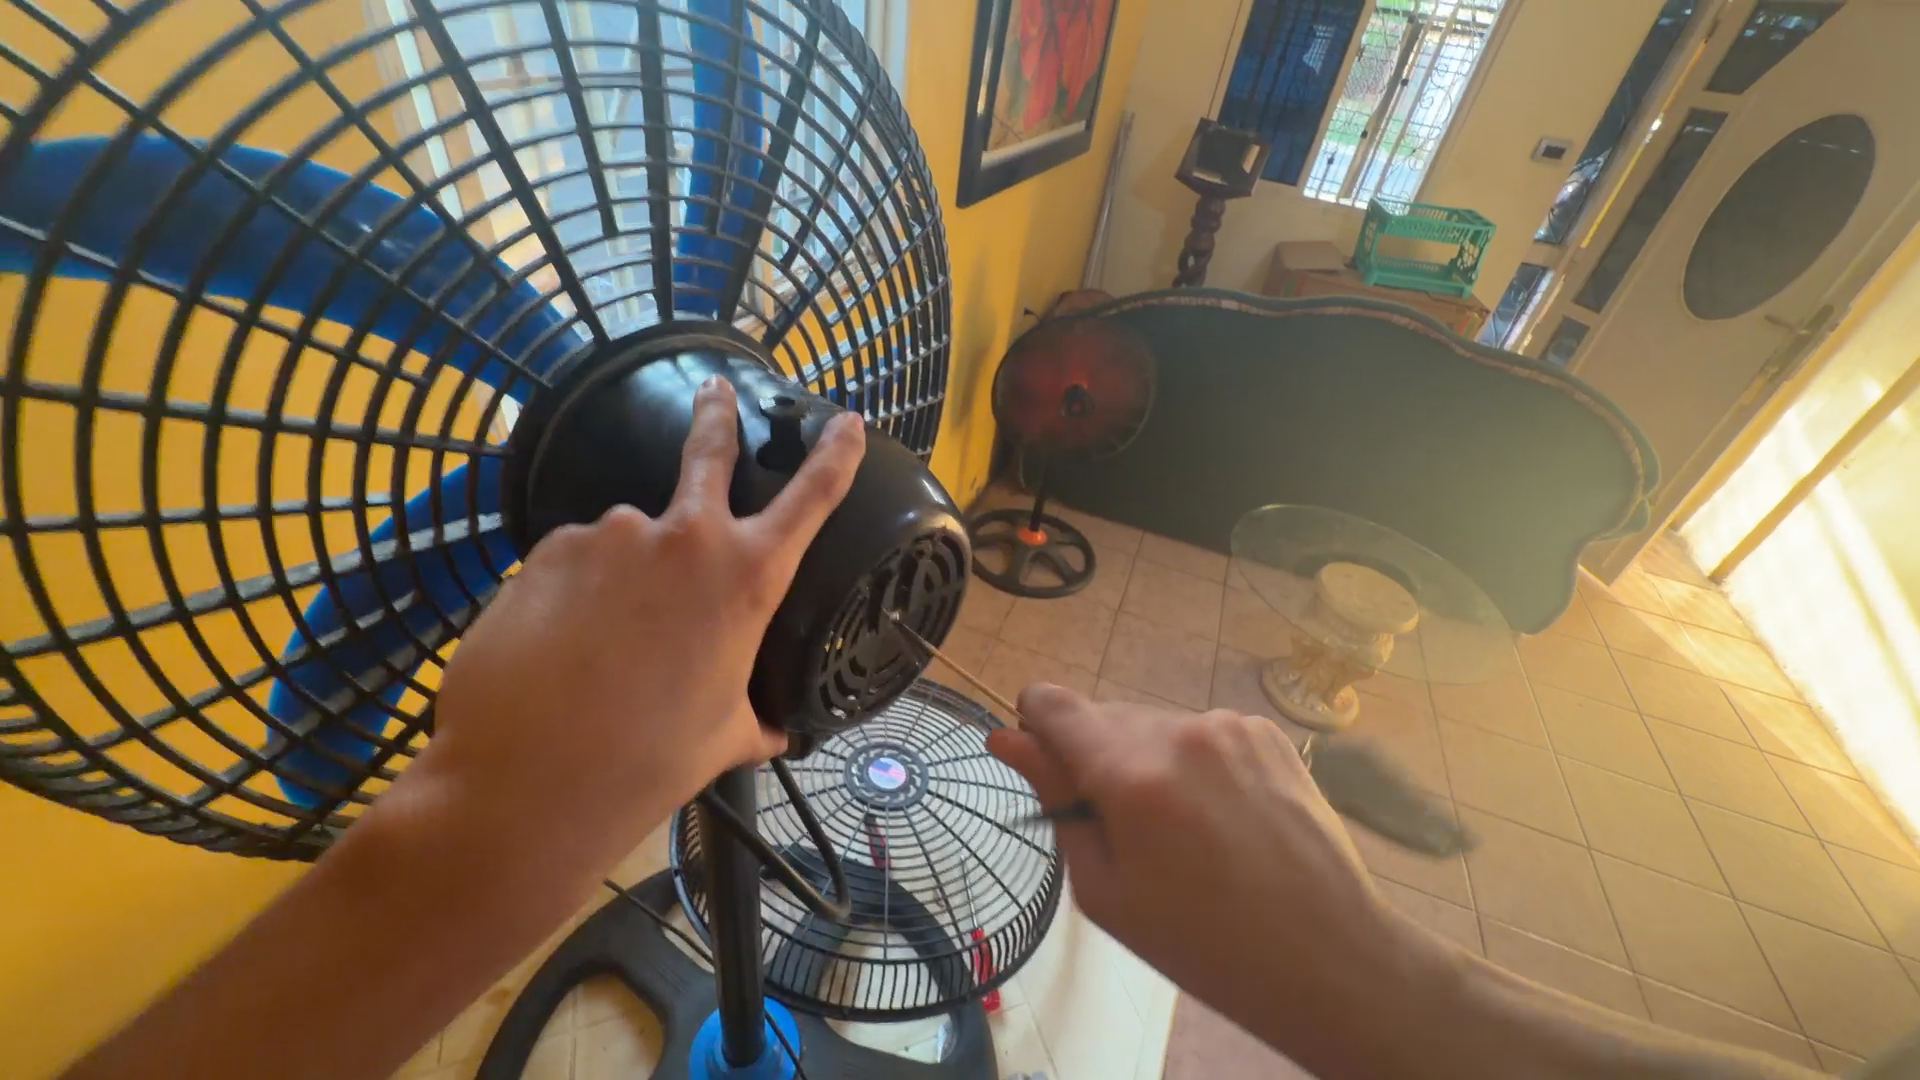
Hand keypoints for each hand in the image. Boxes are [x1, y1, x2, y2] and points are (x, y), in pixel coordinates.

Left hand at [416, 376, 865, 889]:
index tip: (847, 422)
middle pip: (708, 452)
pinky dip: (580, 590)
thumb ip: (758, 720)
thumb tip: (778, 734)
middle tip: (714, 389)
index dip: (835, 456)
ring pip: (630, 540)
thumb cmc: (652, 757)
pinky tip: (565, 641)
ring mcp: (611, 536)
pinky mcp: (548, 550)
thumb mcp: (726, 737)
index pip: (810, 499)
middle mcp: (684, 539)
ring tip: (604, 640)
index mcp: (746, 578)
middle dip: (717, 416)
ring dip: (629, 571)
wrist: (531, 779)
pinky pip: (579, 562)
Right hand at [988, 686, 1411, 1045]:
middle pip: (1102, 718)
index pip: (1052, 704)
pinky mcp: (1265, 730)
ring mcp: (1228, 725)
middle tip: (1125, 827)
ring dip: (1145, 759)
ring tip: (1184, 827)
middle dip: (1095, 758)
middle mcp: (1179, 731)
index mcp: (1131, 774)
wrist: (1331, 957)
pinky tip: (1222, 813)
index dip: (1034, 722)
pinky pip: (1199, 732)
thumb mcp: (1105, 888)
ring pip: (1152, 726)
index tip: (1043, 759)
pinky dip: (1192, 761)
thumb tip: (1007, 738)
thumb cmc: (1201, 942)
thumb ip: (1054, 800)